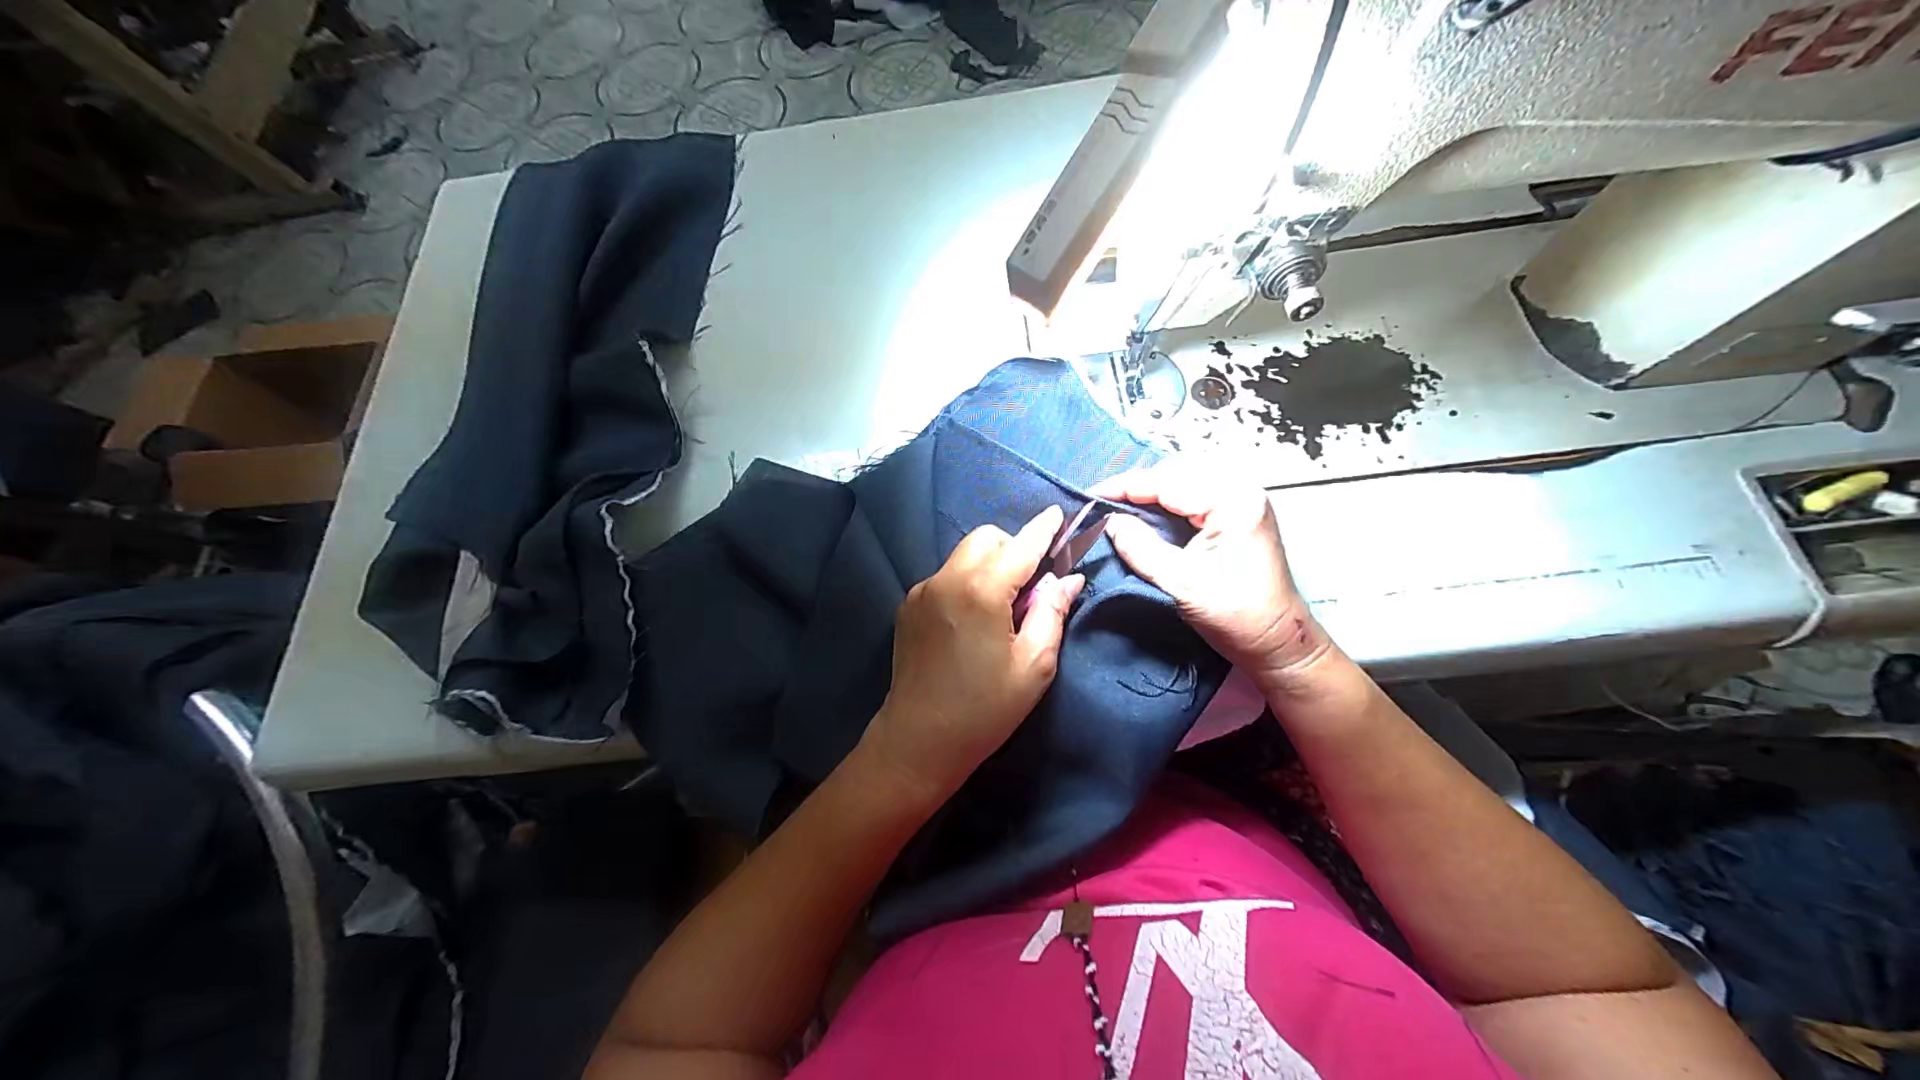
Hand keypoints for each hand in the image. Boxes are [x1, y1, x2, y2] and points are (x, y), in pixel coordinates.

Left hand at [860, 506, 1086, 803]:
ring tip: (1001, 607)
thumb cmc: (985, 709)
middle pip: (986, 539)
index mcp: (981, 591)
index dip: (1043, 530)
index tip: (1057, 515)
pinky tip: (972, 620)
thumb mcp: (1034, 666)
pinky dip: (966, 582)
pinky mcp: (908, 606)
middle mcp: (947, 580)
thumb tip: (1068, 577)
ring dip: (989, 565)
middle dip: (1013, 548)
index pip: (1021, 546)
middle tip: (1030, 585)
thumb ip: (1052, 612)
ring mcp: (922, 591)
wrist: (918, 740)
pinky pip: (945, 577)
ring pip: (963, 555)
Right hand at [1093, 465, 1331, 691]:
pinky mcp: (1235, 517)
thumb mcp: (1180, 582)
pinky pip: (1191, 499)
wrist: (1277, 644)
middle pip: (1173, 475)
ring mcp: (1240, 503)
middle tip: (1100, 506)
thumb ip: (1140, 547)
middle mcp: (1240, 492)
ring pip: (1181, 485)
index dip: (1123, 487)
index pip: (1165, 482)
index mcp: (1232, 501)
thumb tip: (1108, 522)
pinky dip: (1164, 505)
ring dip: (1148, 495)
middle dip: (1134, 488)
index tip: (1089, 498)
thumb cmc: (1238, 616)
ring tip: (1116, 510)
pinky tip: (1143, 517)